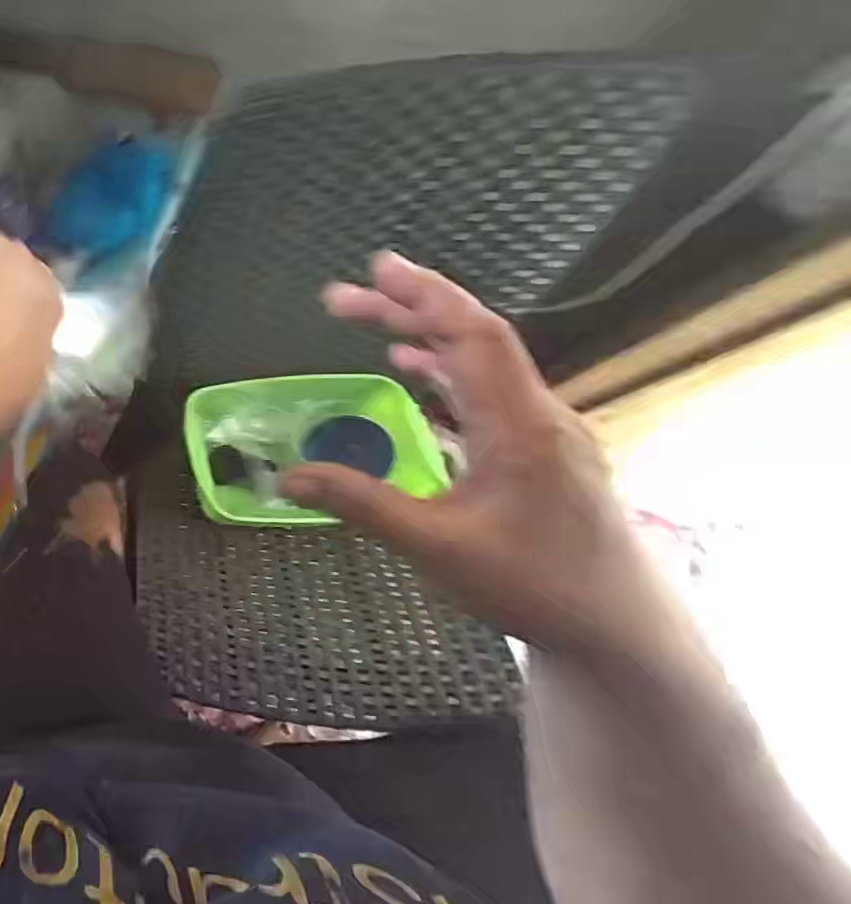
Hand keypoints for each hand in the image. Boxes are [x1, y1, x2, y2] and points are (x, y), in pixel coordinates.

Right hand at [282, 252, 687, 661]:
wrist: (617, 633)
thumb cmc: (533, 585)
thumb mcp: (435, 545)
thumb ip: (360, 502)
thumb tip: (286, 475)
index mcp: (520, 426)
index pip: (474, 339)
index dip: (426, 297)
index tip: (377, 270)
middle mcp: (536, 416)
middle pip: (472, 341)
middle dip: (407, 310)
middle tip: (341, 297)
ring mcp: (538, 434)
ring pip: (477, 365)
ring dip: (420, 337)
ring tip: (368, 321)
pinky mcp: (531, 452)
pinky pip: (480, 393)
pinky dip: (440, 370)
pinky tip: (410, 370)